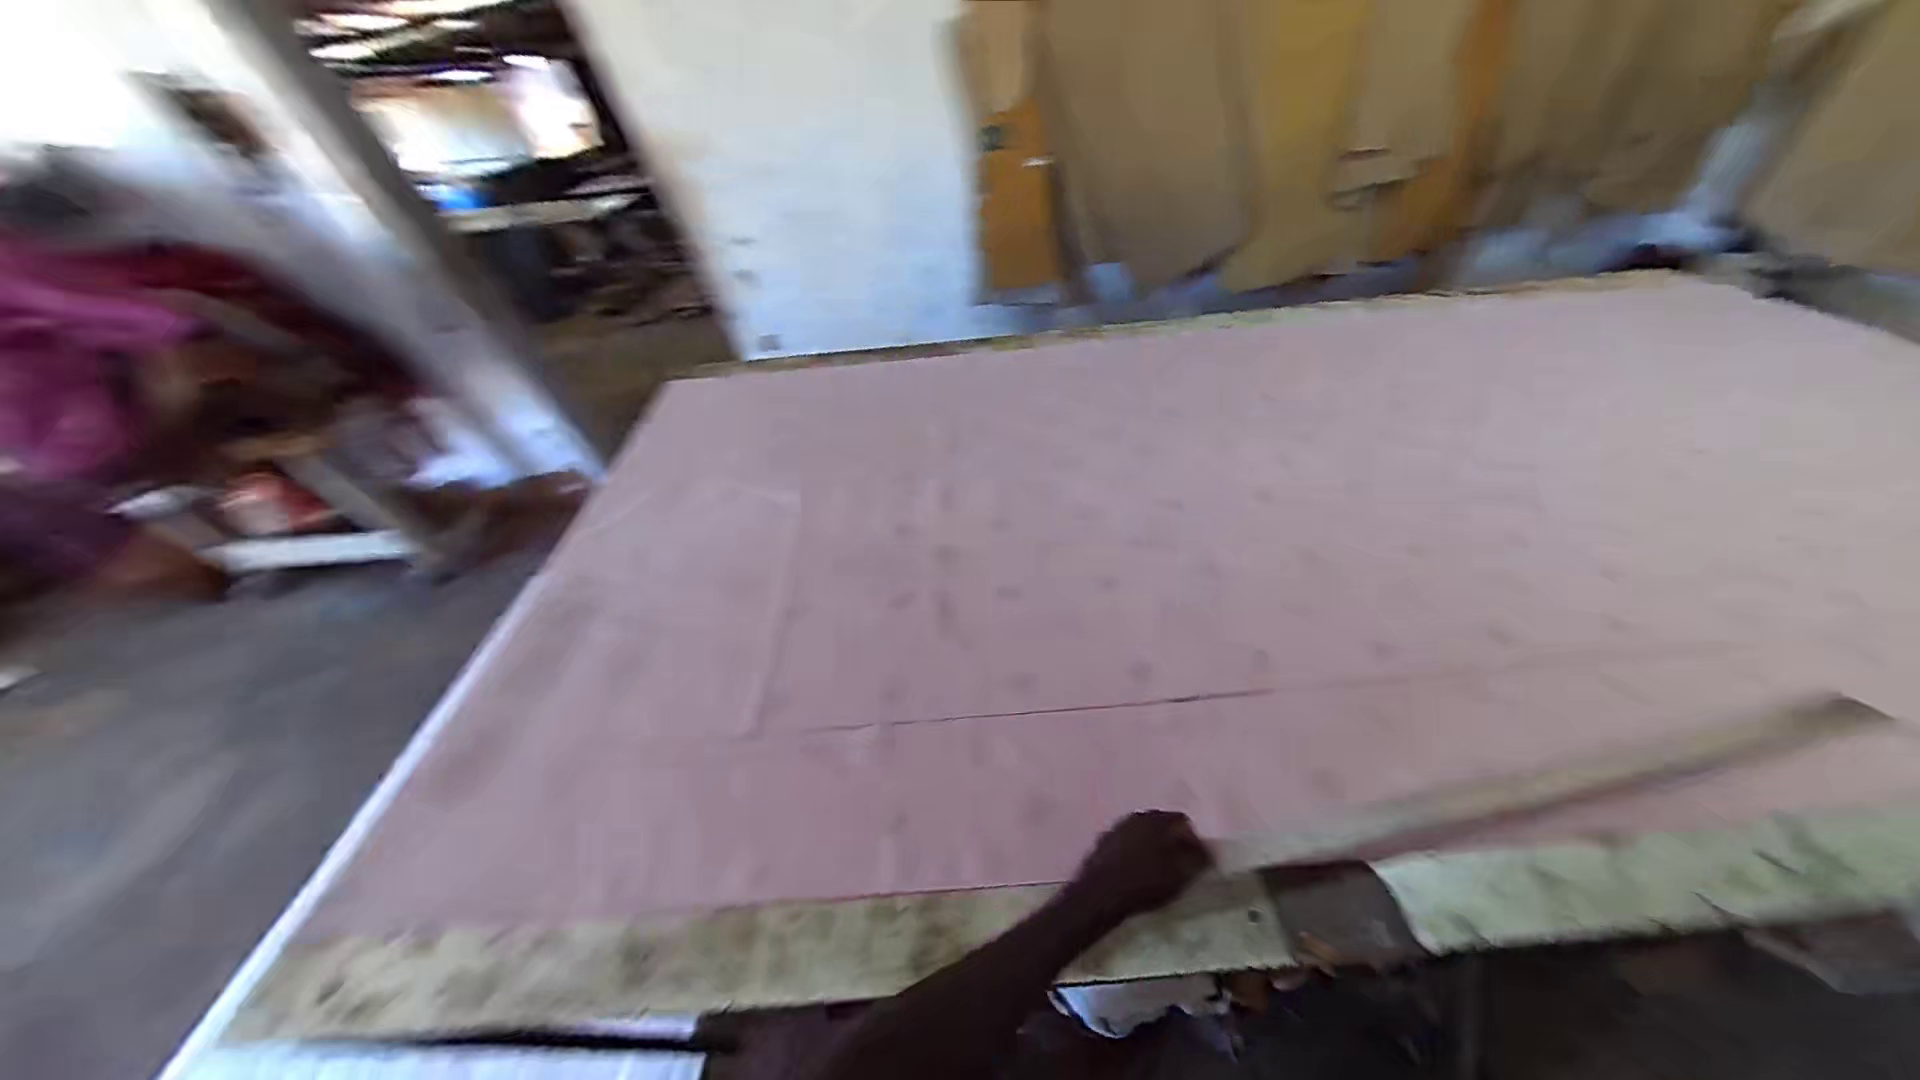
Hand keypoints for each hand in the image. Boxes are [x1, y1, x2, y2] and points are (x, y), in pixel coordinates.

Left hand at [1062, 810, 1212, 924]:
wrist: (1100, 894)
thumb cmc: (1144, 883)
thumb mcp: (1180, 874)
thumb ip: (1198, 858)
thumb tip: (1208, 849)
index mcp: (1155, 819)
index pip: (1182, 820)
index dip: (1193, 839)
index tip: (1197, 859)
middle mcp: (1135, 816)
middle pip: (1162, 824)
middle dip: (1173, 840)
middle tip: (1180, 864)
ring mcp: (1117, 826)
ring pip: (1143, 832)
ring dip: (1153, 845)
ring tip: (1159, 869)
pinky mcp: (1104, 841)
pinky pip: (1127, 841)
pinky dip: (1136, 851)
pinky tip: (1137, 870)